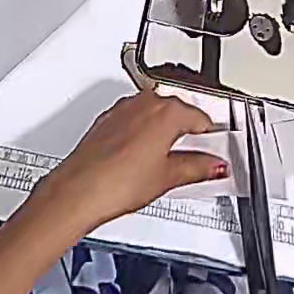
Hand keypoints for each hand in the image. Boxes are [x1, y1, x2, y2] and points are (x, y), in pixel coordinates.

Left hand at [31, 92, 226, 232]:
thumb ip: (198, 168)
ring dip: (164, 132)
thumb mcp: (168, 177)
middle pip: (179, 113)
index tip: (216, 152)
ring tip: (166, 162)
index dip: (212, 138)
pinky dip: (143, 134)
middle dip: (188, 134)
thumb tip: (214, 165)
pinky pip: (136, 120)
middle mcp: (147, 102)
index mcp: (168, 111)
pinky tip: (141, 158)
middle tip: (196, 159)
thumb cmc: (116, 182)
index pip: (202, 118)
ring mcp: (126, 108)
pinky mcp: (109, 118)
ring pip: (156, 115)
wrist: (77, 191)